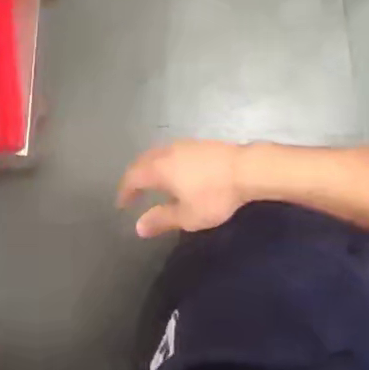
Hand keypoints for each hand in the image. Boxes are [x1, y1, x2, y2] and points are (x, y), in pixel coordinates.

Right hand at [116, 141, 249, 237]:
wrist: (246, 168)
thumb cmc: (214, 195)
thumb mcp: (187, 216)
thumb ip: (161, 220)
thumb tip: (138, 226)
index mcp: (158, 169)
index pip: (132, 177)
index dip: (124, 191)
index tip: (122, 204)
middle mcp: (165, 152)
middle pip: (141, 162)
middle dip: (134, 177)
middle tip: (133, 192)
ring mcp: (182, 144)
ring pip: (156, 154)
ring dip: (149, 167)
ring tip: (152, 182)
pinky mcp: (198, 143)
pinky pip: (170, 151)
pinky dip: (163, 162)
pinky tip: (175, 171)